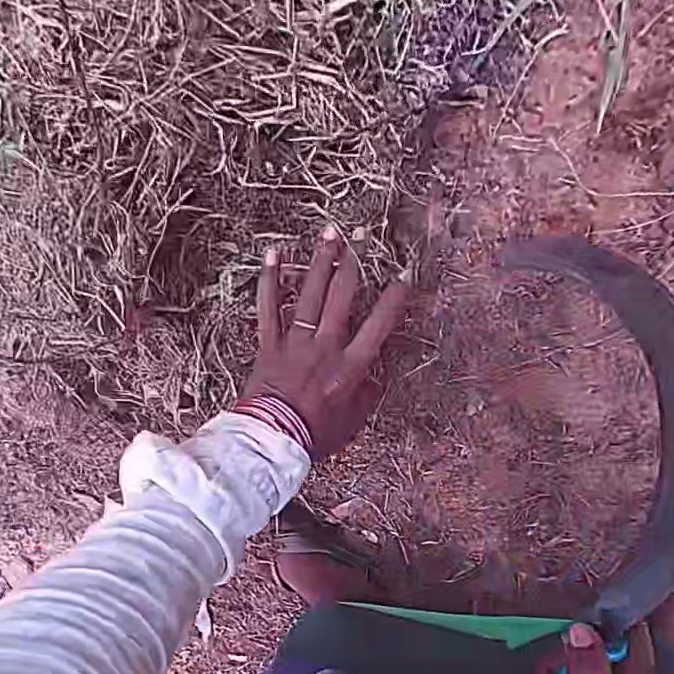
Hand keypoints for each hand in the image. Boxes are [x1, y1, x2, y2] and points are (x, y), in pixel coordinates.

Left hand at [245, 225, 411, 458]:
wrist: (272, 441)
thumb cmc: (314, 437)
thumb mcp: (352, 422)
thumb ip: (366, 396)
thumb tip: (375, 378)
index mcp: (350, 367)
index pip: (379, 325)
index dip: (394, 298)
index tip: (404, 275)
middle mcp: (325, 348)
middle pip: (343, 297)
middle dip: (354, 263)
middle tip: (362, 236)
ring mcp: (295, 343)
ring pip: (310, 294)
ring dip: (321, 261)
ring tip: (330, 232)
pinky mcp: (269, 345)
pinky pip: (268, 307)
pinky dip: (270, 280)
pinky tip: (273, 253)